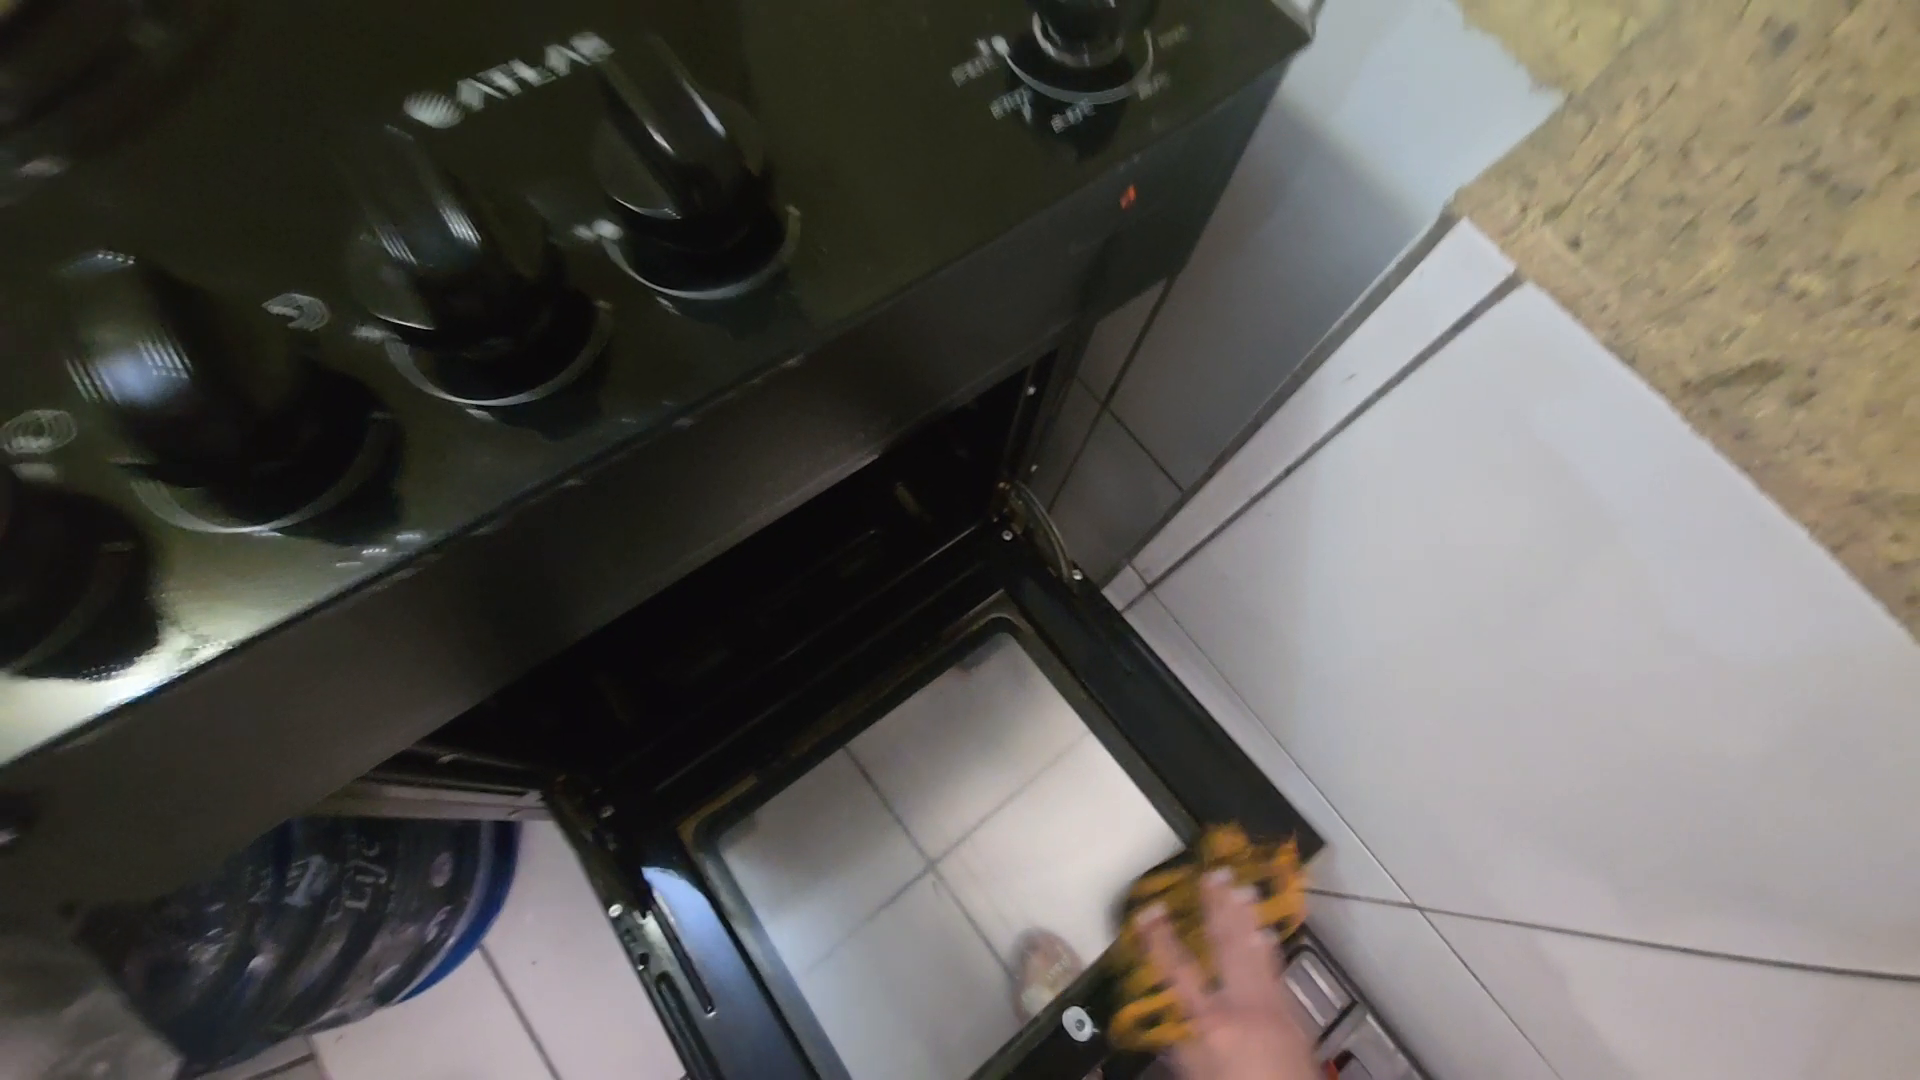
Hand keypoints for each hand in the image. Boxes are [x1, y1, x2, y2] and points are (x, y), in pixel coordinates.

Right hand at [1134, 870, 1318, 1079]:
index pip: (1178, 969)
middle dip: (1217, 907)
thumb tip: (1166, 1018)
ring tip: (1241, 887)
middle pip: (1226, 945)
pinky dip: (1267, 948)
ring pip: (1256, 952)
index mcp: (1212, 1022)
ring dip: (1247, 918)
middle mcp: (1243, 1005)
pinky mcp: (1294, 1017)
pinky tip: (1264, 933)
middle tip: (1214, 873)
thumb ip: (1181, 1047)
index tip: (1148, 909)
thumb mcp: (1197, 1078)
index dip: (1159, 937)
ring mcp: (1273, 1007)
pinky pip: (1275, 971)